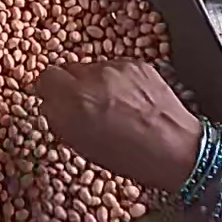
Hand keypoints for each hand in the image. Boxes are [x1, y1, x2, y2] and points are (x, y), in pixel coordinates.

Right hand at [34, 61, 200, 190]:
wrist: (175, 149)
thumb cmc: (129, 156)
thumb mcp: (82, 146)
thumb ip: (60, 119)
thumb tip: (50, 104)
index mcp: (74, 101)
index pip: (46, 78)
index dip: (50, 89)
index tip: (54, 98)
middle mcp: (92, 79)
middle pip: (67, 69)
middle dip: (71, 85)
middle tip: (82, 105)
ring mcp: (116, 68)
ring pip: (92, 68)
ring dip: (95, 83)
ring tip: (112, 105)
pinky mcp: (135, 64)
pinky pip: (115, 67)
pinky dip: (117, 80)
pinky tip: (129, 100)